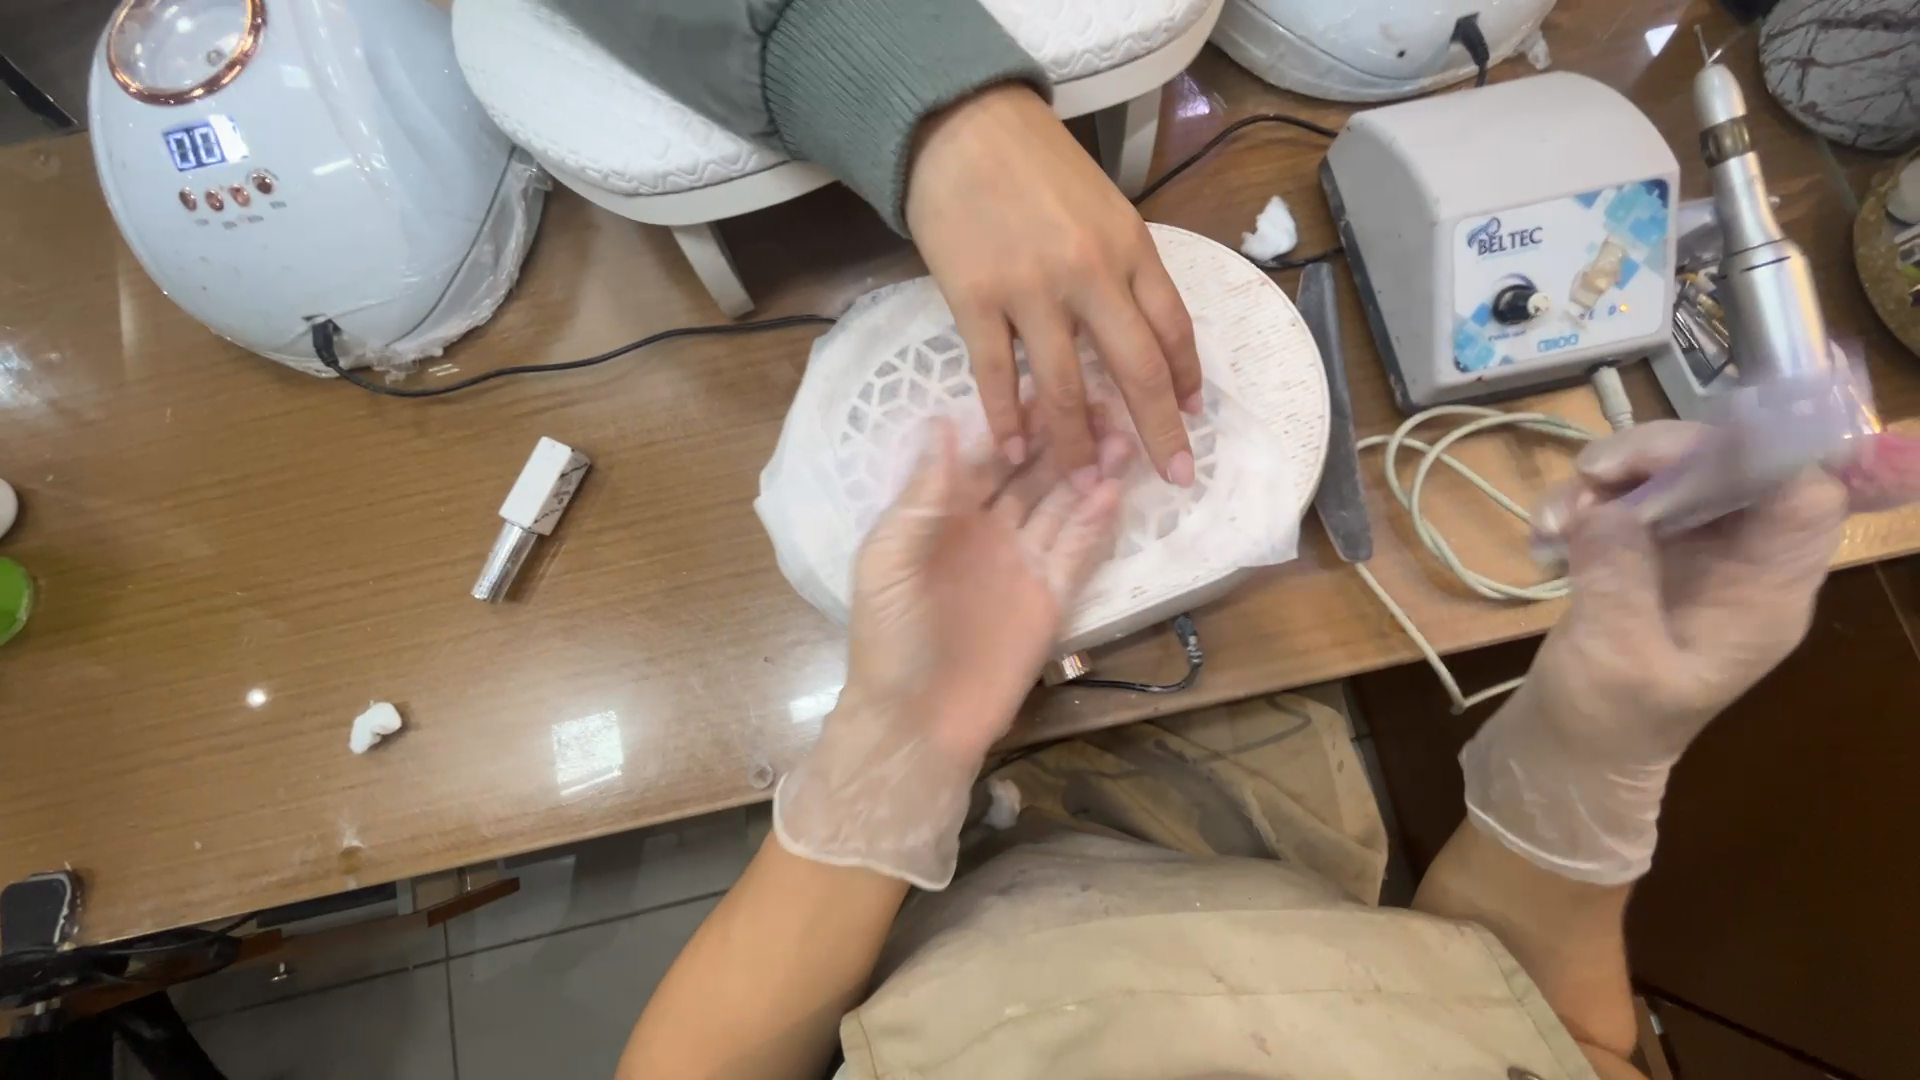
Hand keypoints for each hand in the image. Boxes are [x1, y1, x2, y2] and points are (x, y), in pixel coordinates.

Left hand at [773, 418, 1127, 888]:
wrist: (918, 720)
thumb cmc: (890, 636)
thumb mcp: (888, 560)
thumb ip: (921, 496)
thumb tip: (942, 422)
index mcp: (941, 514)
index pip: (984, 455)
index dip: (1013, 423)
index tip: (1045, 386)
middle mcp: (987, 528)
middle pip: (1030, 473)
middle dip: (1060, 439)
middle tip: (1098, 401)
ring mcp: (1022, 561)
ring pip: (1060, 504)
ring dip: (1087, 470)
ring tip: (1118, 434)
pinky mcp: (1051, 595)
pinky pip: (1077, 550)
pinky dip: (1095, 520)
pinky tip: (1115, 488)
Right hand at [905, 83, 1202, 487]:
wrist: (962, 127)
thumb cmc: (1037, 165)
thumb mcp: (1104, 207)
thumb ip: (1124, 268)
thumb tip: (1138, 331)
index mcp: (1130, 247)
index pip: (1173, 327)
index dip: (1187, 380)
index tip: (1192, 417)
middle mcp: (1091, 274)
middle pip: (1137, 368)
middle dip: (1160, 430)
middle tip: (1174, 475)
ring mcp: (1031, 290)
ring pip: (1064, 385)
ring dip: (1077, 442)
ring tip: (1086, 481)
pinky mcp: (976, 301)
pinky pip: (997, 374)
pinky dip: (1007, 419)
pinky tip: (1014, 453)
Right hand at [1529, 420, 1846, 749]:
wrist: (1572, 744)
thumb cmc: (1608, 716)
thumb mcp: (1616, 655)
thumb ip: (1617, 580)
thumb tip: (1605, 507)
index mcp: (1762, 593)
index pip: (1798, 498)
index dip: (1750, 459)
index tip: (1662, 458)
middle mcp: (1734, 563)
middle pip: (1727, 471)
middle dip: (1657, 457)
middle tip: (1588, 472)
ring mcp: (1683, 557)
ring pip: (1663, 479)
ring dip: (1601, 482)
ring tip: (1550, 522)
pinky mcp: (1635, 557)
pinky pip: (1617, 505)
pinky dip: (1576, 505)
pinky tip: (1544, 538)